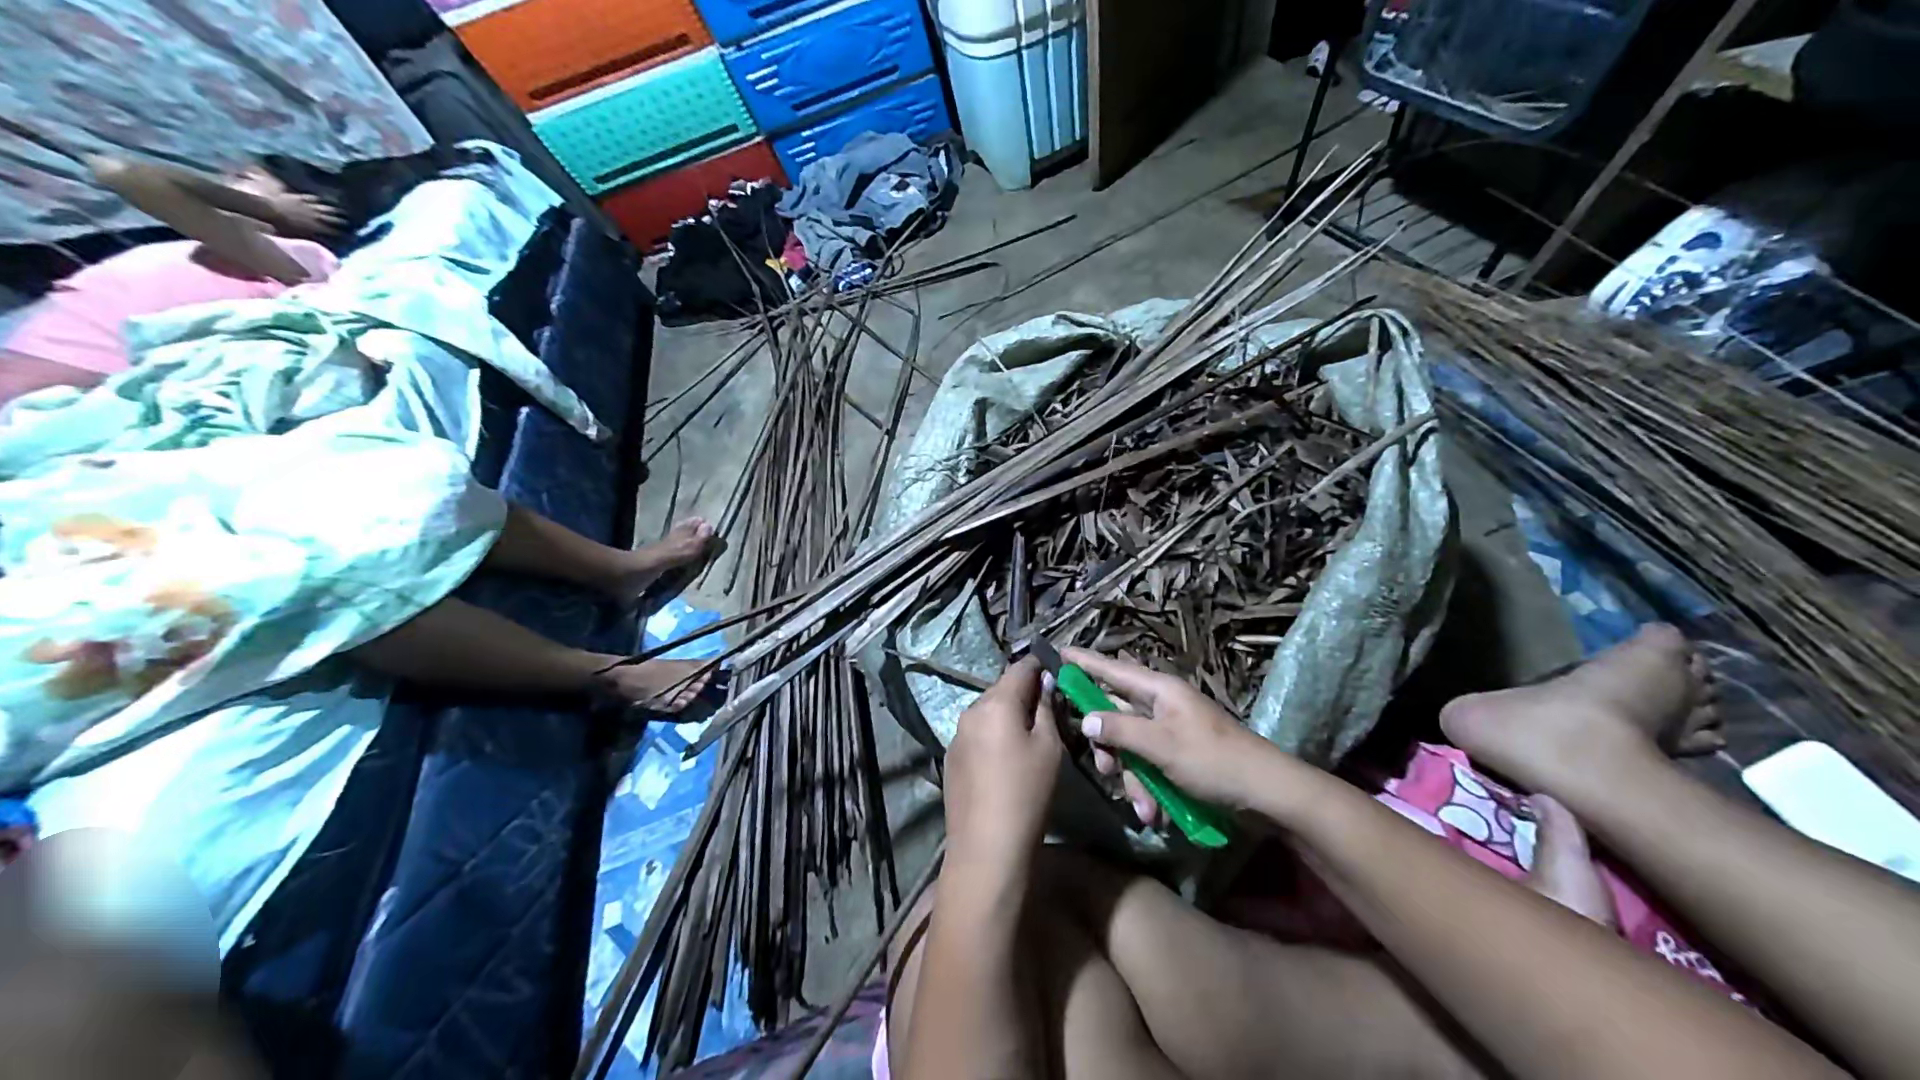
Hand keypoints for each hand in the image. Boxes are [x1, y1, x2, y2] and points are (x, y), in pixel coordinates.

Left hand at [267, 192, 346, 237]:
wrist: (265, 208)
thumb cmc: (279, 226)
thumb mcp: (298, 237)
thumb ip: (314, 239)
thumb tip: (326, 243)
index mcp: (317, 228)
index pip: (336, 232)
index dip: (345, 236)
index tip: (352, 238)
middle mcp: (317, 216)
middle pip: (335, 219)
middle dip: (344, 223)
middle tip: (351, 225)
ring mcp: (309, 206)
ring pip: (327, 208)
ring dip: (336, 211)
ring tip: (342, 213)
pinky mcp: (300, 198)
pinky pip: (314, 198)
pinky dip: (321, 200)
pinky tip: (324, 201)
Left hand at [943, 657, 1062, 872]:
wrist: (986, 848)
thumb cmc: (1027, 793)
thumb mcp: (1049, 748)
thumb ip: (1046, 708)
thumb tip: (1044, 683)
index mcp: (995, 703)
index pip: (1019, 668)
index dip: (1039, 665)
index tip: (1057, 669)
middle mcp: (970, 712)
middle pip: (1002, 690)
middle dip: (1024, 693)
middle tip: (1051, 709)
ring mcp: (956, 736)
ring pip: (988, 713)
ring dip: (1009, 716)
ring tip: (1032, 736)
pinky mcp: (951, 759)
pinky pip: (977, 734)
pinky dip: (994, 736)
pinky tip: (1007, 760)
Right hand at [1063, 647, 1283, 826]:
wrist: (1267, 795)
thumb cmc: (1213, 760)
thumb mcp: (1161, 745)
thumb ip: (1119, 729)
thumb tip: (1086, 720)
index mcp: (1158, 689)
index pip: (1111, 668)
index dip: (1083, 662)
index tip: (1055, 654)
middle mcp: (1160, 705)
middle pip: (1114, 715)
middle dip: (1109, 748)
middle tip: (1107, 769)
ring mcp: (1169, 732)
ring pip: (1129, 747)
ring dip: (1132, 779)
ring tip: (1145, 809)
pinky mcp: (1177, 756)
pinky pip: (1148, 766)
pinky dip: (1148, 789)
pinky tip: (1156, 814)